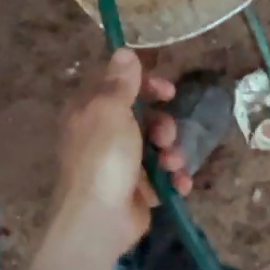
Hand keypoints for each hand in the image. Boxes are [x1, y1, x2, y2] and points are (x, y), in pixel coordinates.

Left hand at [49, 50, 192, 259]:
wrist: (99, 219)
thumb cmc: (103, 157)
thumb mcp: (110, 110)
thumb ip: (120, 82)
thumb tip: (123, 50)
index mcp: (90, 109)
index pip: (118, 85)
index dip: (144, 83)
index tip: (167, 90)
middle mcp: (103, 132)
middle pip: (142, 115)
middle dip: (162, 123)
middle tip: (166, 133)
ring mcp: (120, 161)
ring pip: (156, 144)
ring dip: (171, 151)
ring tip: (171, 164)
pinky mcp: (137, 188)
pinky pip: (162, 175)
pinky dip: (173, 178)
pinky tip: (179, 184)